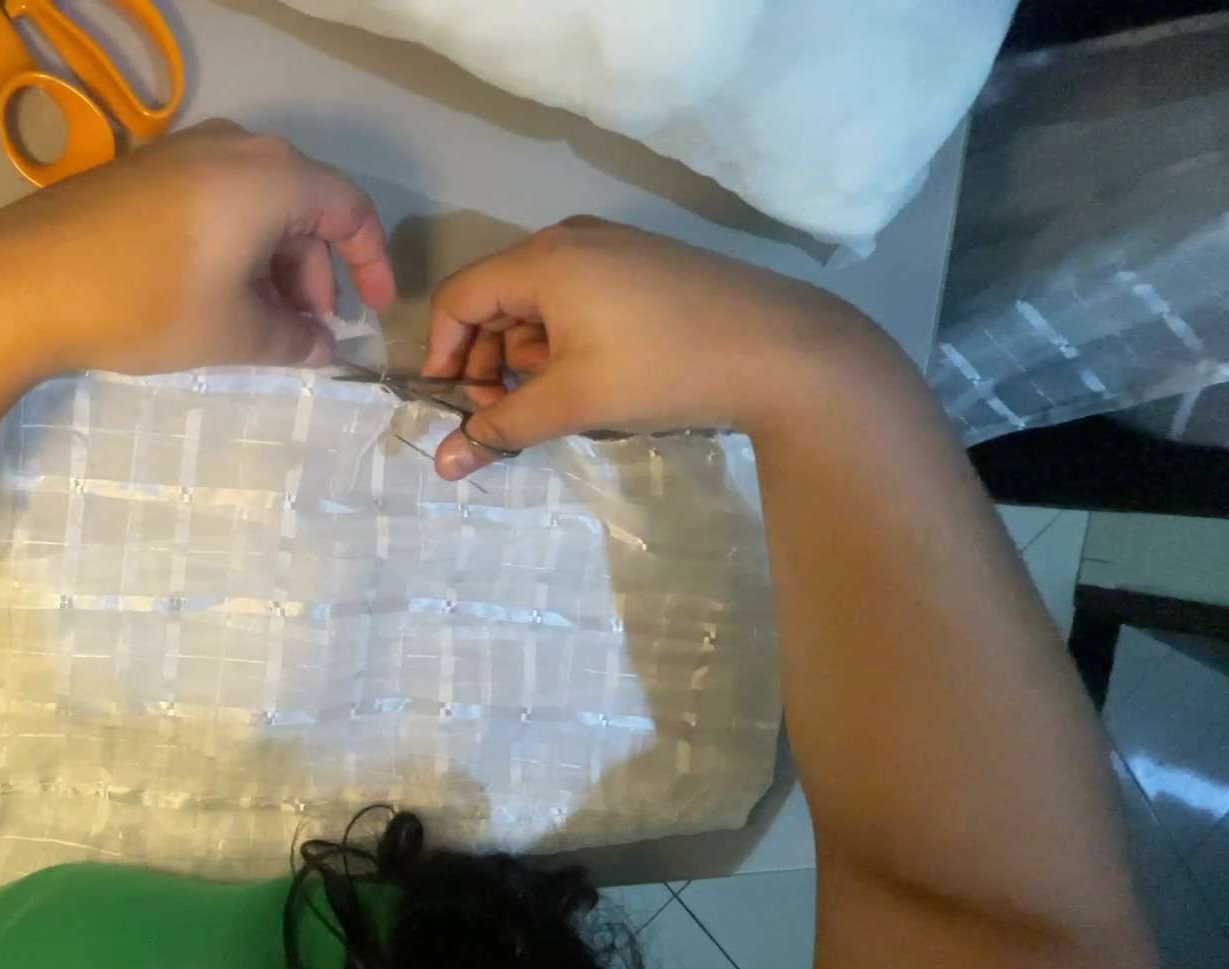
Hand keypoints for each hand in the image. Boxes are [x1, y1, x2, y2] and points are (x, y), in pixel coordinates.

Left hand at [0, 120, 395, 377]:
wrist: (23, 283)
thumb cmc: (148, 305)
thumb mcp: (234, 333)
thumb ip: (292, 340)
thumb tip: (322, 349)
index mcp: (271, 177)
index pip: (349, 209)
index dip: (372, 264)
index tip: (374, 313)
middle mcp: (234, 148)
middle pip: (303, 209)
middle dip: (315, 277)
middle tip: (305, 335)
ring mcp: (184, 154)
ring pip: (257, 210)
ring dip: (274, 270)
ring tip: (262, 328)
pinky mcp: (146, 174)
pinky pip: (217, 208)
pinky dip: (236, 254)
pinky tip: (218, 299)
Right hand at [420, 216, 901, 479]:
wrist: (790, 352)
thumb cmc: (663, 369)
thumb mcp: (571, 403)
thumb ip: (498, 431)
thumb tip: (441, 466)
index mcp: (544, 260)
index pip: (458, 299)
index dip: (441, 354)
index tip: (452, 405)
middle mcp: (569, 240)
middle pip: (492, 300)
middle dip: (482, 361)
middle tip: (501, 412)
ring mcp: (609, 249)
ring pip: (532, 305)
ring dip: (520, 357)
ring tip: (545, 400)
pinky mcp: (639, 267)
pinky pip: (570, 300)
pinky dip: (557, 341)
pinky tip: (582, 376)